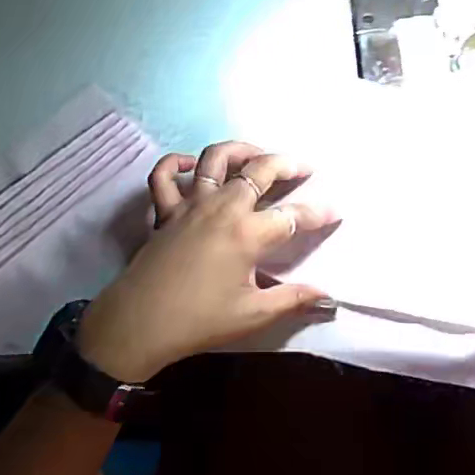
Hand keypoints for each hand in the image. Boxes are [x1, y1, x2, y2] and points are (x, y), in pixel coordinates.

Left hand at [77, 141, 338, 382]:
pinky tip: (192, 165)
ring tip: (257, 154)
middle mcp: (222, 208)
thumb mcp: (254, 315)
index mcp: (248, 233)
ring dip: (240, 150)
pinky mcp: (164, 212)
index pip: (293, 216)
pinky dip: (177, 164)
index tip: (336, 212)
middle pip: (260, 170)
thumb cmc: (200, 320)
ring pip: (215, 159)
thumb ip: (293, 299)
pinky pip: (165, 176)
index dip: (319, 213)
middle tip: (304, 168)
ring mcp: (190, 205)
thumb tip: (327, 297)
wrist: (139, 324)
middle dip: (288, 165)